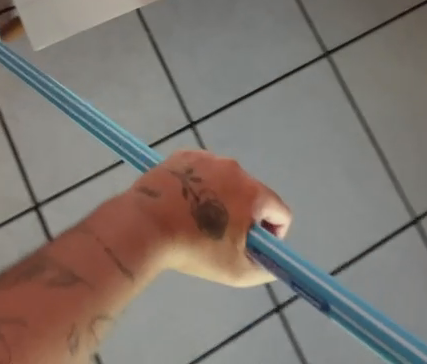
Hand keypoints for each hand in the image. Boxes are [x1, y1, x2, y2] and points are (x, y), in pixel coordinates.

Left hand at [123, 149, 291, 287]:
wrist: (146, 224)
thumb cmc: (195, 248)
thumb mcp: (238, 271)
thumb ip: (265, 267)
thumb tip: (271, 261)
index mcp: (252, 192)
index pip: (280, 211)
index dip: (273, 233)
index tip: (254, 246)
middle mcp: (233, 168)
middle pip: (252, 194)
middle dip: (245, 216)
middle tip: (222, 237)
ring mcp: (205, 158)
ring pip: (225, 182)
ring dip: (221, 199)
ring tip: (197, 221)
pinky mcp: (182, 155)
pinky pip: (202, 172)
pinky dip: (199, 186)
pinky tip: (182, 204)